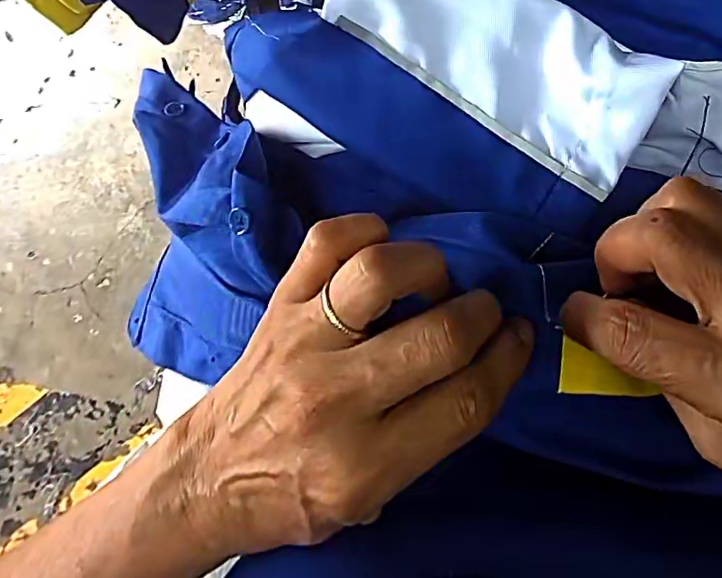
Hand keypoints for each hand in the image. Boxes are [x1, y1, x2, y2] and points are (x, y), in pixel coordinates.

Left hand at [172, 213, 534, 556]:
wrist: (203, 483)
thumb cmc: (301, 491)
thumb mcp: (377, 493)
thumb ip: (440, 428)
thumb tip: (498, 351)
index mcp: (361, 466)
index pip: (466, 401)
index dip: (509, 358)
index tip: (518, 336)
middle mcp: (330, 400)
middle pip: (440, 335)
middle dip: (483, 314)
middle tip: (483, 312)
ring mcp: (299, 342)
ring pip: (382, 273)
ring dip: (429, 266)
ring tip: (435, 280)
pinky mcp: (279, 304)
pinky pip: (327, 240)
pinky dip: (365, 229)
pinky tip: (382, 246)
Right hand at [561, 178, 721, 577]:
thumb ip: (667, 383)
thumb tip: (618, 327)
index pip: (640, 330)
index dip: (588, 317)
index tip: (571, 314)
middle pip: (664, 233)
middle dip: (615, 248)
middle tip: (615, 284)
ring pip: (691, 198)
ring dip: (650, 223)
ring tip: (651, 267)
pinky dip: (688, 222)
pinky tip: (690, 261)